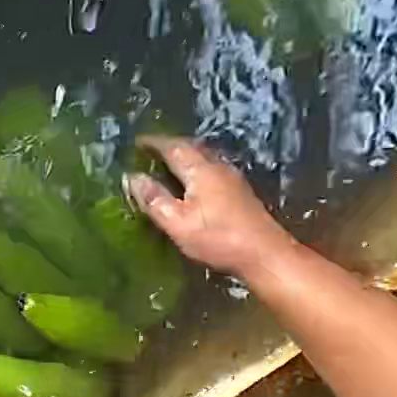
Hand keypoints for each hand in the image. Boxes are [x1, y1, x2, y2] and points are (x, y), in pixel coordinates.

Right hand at [127, 136, 295, 276]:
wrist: (265, 255)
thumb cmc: (217, 238)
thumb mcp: (177, 222)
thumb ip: (154, 198)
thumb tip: (131, 176)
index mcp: (200, 171)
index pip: (173, 148)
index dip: (153, 143)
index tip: (136, 141)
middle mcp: (218, 168)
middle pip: (192, 148)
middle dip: (170, 146)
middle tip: (150, 150)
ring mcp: (232, 179)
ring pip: (204, 158)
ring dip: (185, 156)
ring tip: (167, 163)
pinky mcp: (240, 193)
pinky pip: (212, 170)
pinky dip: (196, 169)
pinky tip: (192, 182)